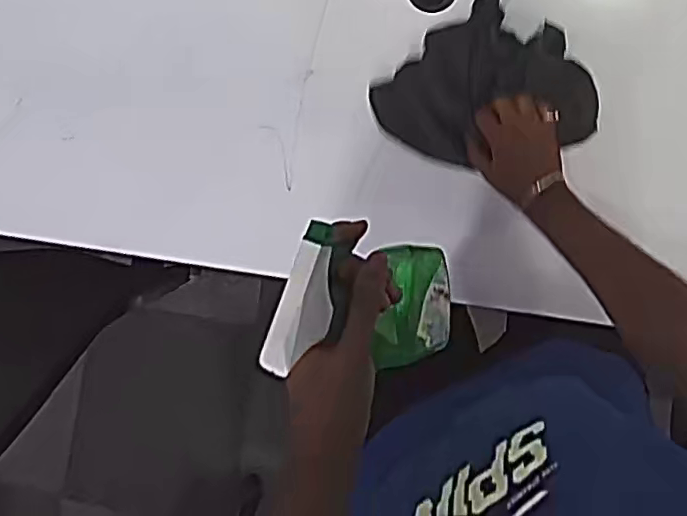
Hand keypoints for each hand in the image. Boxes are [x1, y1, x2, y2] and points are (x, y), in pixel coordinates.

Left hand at [285, 221, 397, 455]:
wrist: (326, 458)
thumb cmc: (334, 411)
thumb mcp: (354, 349)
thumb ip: (364, 302)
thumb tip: (376, 262)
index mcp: (298, 320)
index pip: (314, 265)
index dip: (336, 240)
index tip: (360, 228)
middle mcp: (301, 323)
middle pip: (331, 276)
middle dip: (363, 271)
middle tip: (387, 284)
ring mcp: (313, 335)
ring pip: (340, 293)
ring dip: (368, 289)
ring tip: (387, 302)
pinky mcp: (326, 346)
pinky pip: (344, 310)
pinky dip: (365, 305)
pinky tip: (378, 313)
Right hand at [468, 94, 562, 208]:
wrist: (542, 190)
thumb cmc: (516, 184)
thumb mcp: (488, 172)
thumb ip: (475, 152)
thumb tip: (470, 139)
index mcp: (498, 136)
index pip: (483, 114)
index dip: (480, 117)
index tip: (482, 122)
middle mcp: (515, 125)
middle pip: (501, 100)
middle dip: (496, 106)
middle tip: (496, 115)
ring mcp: (533, 123)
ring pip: (522, 98)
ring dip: (516, 103)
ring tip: (514, 112)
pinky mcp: (548, 125)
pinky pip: (543, 106)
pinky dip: (537, 107)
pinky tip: (532, 114)